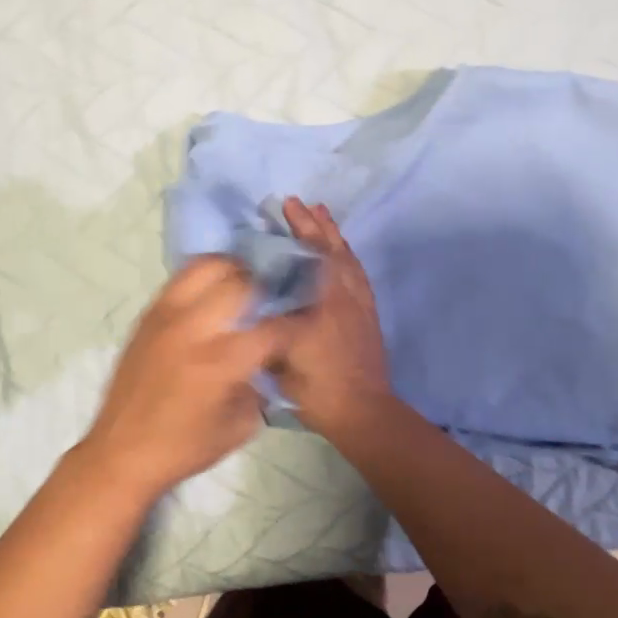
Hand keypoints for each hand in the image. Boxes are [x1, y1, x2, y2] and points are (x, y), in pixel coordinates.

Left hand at [78, 257, 295, 497]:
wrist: (121, 452)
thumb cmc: (184, 447)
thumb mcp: (239, 427)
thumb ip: (260, 387)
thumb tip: (270, 360)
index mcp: (221, 361)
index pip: (272, 326)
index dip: (295, 323)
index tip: (303, 324)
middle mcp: (194, 328)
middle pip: (241, 281)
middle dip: (264, 288)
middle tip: (270, 301)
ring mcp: (167, 315)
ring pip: (206, 265)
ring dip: (232, 272)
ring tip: (241, 287)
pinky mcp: (148, 315)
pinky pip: (181, 279)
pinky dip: (203, 279)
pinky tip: (211, 297)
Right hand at [273, 198, 395, 434]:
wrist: (362, 413)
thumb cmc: (318, 386)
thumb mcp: (280, 356)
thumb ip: (265, 326)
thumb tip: (248, 303)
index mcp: (325, 299)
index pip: (311, 252)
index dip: (299, 227)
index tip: (286, 204)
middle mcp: (345, 294)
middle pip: (332, 249)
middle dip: (316, 225)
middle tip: (301, 204)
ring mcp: (361, 305)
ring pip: (348, 260)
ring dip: (334, 236)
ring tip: (324, 217)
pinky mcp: (368, 317)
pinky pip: (358, 275)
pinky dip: (348, 258)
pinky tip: (343, 257)